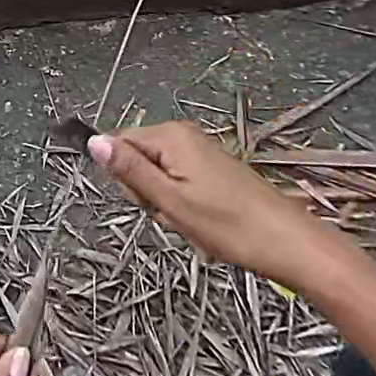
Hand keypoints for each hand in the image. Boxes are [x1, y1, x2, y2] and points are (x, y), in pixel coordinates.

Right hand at [87, 121, 339, 287]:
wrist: (283, 240)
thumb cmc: (227, 223)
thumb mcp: (169, 200)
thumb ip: (129, 169)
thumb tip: (93, 141)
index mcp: (171, 135)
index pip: (120, 144)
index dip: (126, 179)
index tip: (147, 201)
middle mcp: (184, 135)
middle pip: (139, 159)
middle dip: (148, 193)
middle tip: (172, 214)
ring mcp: (200, 150)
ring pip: (158, 176)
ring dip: (166, 204)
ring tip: (190, 221)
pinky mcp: (211, 167)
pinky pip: (178, 182)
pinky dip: (183, 205)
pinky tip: (202, 221)